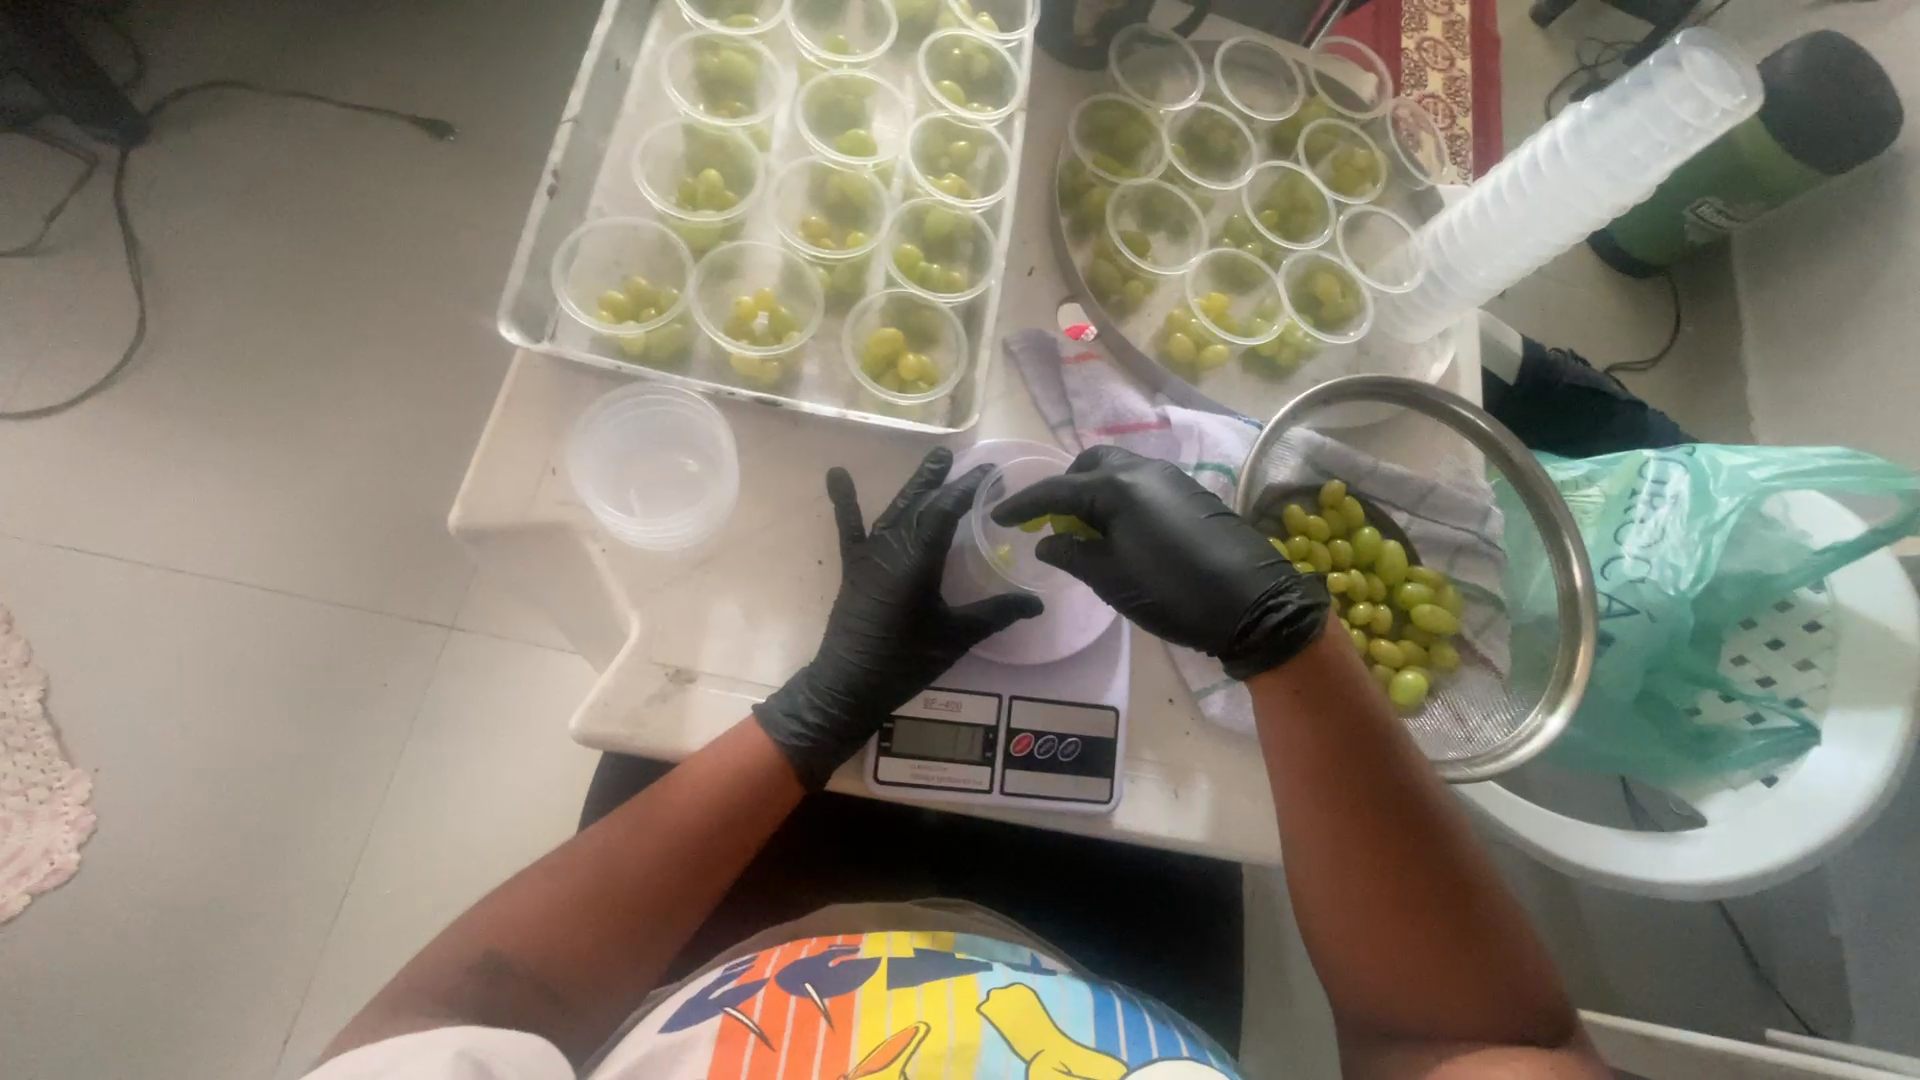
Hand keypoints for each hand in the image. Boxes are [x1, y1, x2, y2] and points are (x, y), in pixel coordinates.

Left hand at [754, 447, 1042, 787]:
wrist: (849, 686)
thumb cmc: (906, 662)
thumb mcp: (957, 637)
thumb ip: (997, 614)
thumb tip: (1037, 603)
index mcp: (919, 560)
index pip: (947, 510)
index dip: (969, 488)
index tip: (991, 474)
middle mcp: (893, 548)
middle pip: (922, 503)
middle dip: (944, 481)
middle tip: (962, 459)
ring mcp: (869, 555)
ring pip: (896, 509)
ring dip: (915, 484)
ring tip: (934, 459)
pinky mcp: (853, 567)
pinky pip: (849, 529)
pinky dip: (845, 501)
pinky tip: (837, 474)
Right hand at [989, 444, 1327, 679]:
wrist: (1252, 604)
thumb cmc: (1172, 592)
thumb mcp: (1110, 579)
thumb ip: (1071, 553)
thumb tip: (1044, 541)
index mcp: (1117, 486)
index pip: (1056, 490)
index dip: (1023, 504)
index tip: (997, 517)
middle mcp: (1143, 470)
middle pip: (1090, 464)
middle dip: (1064, 487)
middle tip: (1051, 521)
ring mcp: (1172, 479)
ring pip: (1119, 470)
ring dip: (1094, 491)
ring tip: (1085, 529)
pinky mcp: (1192, 495)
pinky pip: (1142, 484)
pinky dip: (1120, 498)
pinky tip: (1121, 531)